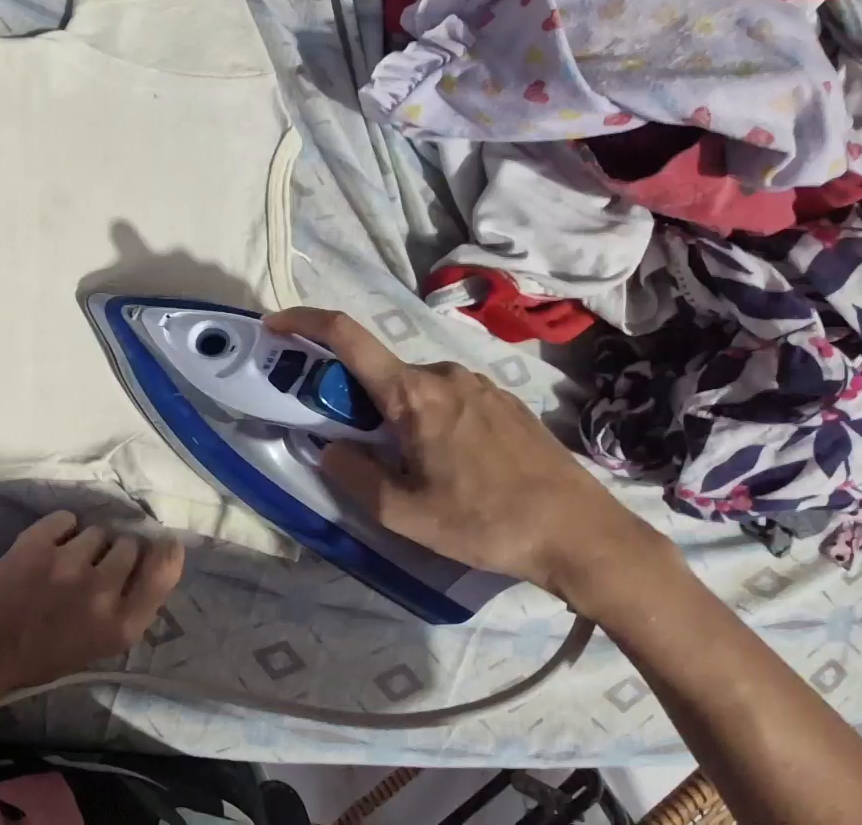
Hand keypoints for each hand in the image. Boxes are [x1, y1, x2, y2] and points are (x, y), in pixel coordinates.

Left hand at [0, 511, 183, 697]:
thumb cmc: (48, 654)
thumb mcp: (103, 644)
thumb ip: (129, 607)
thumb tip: (152, 560)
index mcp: (120, 626)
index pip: (163, 574)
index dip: (166, 553)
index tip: (164, 542)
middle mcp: (100, 591)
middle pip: (129, 545)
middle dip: (117, 552)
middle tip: (96, 567)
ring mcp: (67, 562)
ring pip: (97, 530)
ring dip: (87, 542)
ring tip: (67, 562)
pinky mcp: (36, 542)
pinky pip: (66, 518)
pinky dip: (60, 529)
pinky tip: (50, 547)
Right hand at [263, 307, 657, 597]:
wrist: (586, 538)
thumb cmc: (487, 522)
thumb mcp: (402, 513)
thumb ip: (352, 474)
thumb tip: (332, 449)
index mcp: (415, 394)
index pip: (348, 337)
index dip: (305, 322)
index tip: (276, 325)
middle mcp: (446, 376)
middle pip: (378, 371)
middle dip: (351, 396)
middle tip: (350, 443)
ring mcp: (481, 387)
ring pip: (412, 388)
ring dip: (391, 413)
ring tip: (405, 466)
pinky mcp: (505, 405)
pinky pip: (445, 399)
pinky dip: (424, 418)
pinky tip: (447, 465)